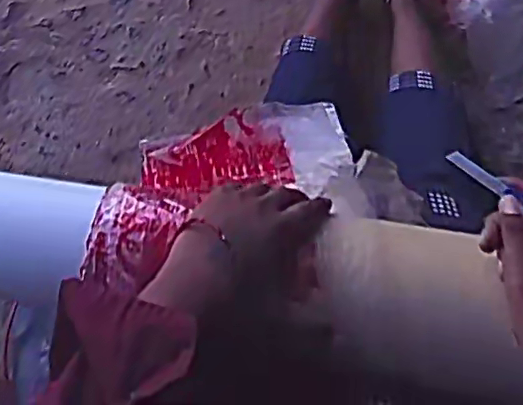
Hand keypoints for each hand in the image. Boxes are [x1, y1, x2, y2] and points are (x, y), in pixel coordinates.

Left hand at [139, 185, 331, 314]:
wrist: (185, 294)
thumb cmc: (238, 310)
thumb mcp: (285, 330)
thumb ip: (316, 333)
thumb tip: (337, 335)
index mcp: (283, 229)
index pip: (309, 211)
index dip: (320, 209)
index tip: (327, 209)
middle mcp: (260, 206)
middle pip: (284, 193)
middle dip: (297, 199)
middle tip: (304, 207)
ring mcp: (232, 199)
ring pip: (258, 187)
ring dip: (270, 194)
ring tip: (275, 203)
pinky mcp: (208, 200)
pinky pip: (235, 188)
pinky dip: (245, 193)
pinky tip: (243, 201)